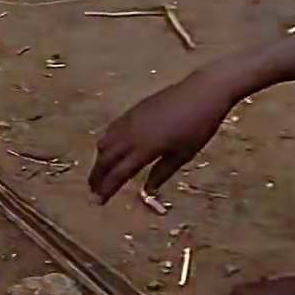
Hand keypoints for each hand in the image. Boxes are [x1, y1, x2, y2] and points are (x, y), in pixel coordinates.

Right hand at [90, 73, 237, 201]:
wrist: (201, 92)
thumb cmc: (198, 126)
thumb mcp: (184, 154)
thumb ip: (162, 172)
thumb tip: (149, 190)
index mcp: (144, 150)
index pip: (118, 174)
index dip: (107, 189)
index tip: (98, 201)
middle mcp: (128, 138)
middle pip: (105, 161)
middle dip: (97, 178)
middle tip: (94, 190)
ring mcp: (126, 124)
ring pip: (103, 146)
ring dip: (99, 162)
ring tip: (100, 173)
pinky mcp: (127, 114)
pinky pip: (108, 133)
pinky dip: (104, 146)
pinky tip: (108, 150)